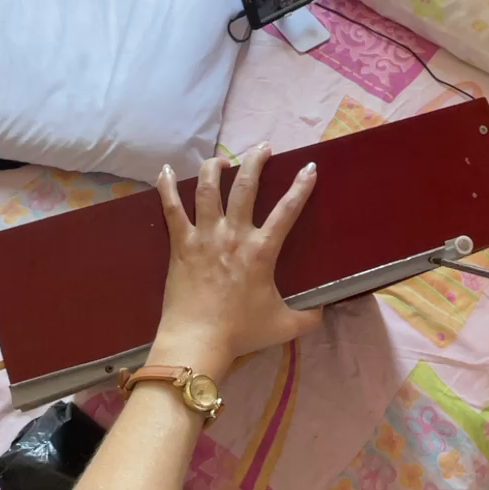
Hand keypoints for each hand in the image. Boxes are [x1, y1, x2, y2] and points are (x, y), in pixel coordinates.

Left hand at [149, 145, 321, 378]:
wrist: (197, 341)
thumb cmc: (241, 333)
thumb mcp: (284, 326)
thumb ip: (309, 317)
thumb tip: (324, 311)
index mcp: (261, 251)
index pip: (286, 210)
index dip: (300, 187)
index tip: (308, 168)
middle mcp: (233, 235)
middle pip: (245, 186)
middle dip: (255, 161)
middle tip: (263, 148)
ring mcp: (204, 236)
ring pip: (207, 189)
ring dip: (215, 168)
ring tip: (222, 159)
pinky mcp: (180, 244)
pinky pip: (171, 209)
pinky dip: (166, 187)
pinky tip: (164, 170)